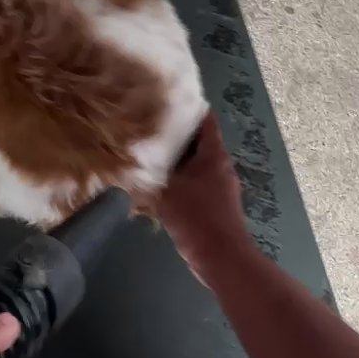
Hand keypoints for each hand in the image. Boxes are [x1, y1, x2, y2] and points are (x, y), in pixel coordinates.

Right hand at [156, 113, 251, 278]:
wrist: (222, 259)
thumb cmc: (197, 216)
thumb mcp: (168, 189)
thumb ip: (153, 169)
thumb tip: (136, 153)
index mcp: (214, 155)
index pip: (205, 119)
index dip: (188, 105)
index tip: (165, 98)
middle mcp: (220, 166)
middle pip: (198, 139)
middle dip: (176, 131)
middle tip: (148, 123)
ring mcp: (220, 186)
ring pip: (195, 161)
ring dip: (176, 156)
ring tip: (149, 149)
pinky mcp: (215, 203)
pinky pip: (195, 180)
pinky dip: (179, 176)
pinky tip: (158, 180)